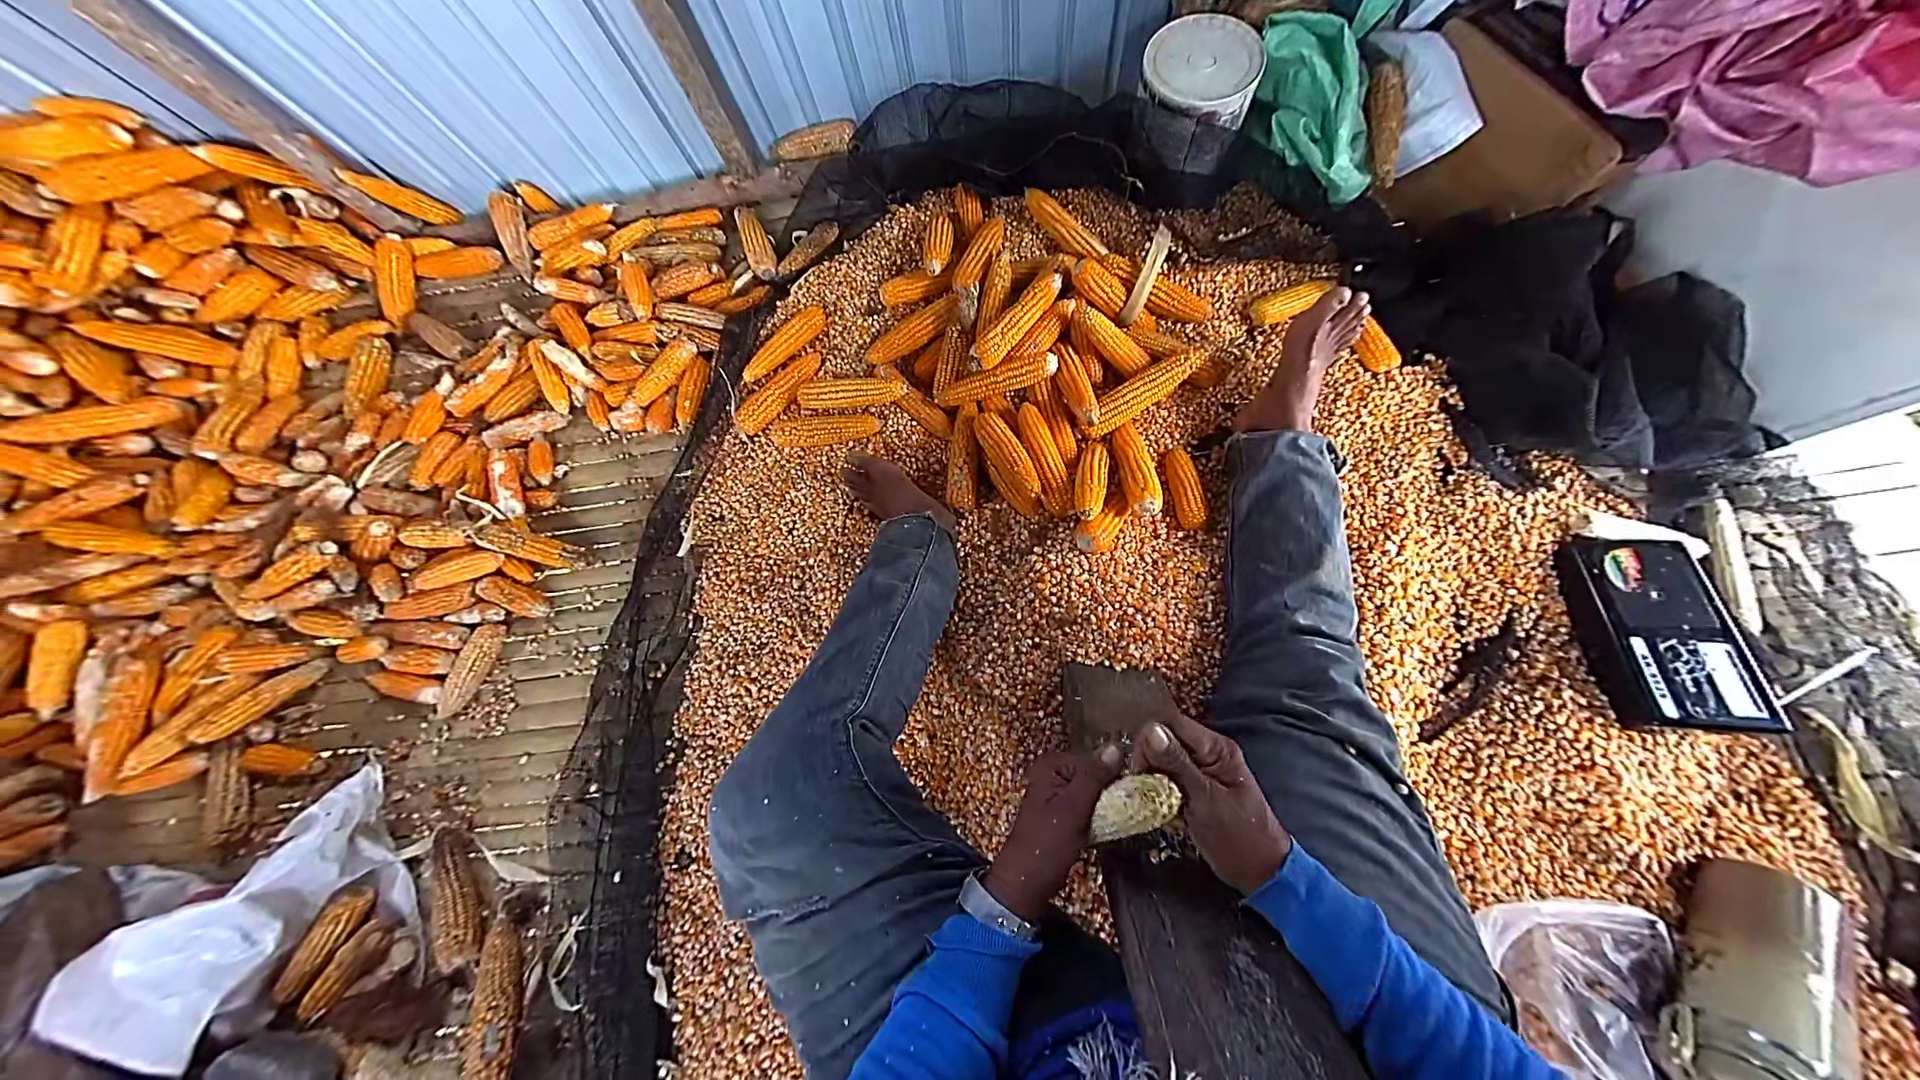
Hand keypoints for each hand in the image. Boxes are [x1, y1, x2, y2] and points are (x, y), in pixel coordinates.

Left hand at [983, 746, 1123, 921]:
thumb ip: (1094, 776)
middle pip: (1096, 775)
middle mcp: (1053, 774)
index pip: (1095, 759)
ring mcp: (1058, 795)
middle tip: (1129, 807)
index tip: (1133, 790)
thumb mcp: (1073, 807)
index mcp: (1051, 765)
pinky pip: (1091, 807)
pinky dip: (1101, 815)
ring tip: (1123, 817)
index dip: (1115, 774)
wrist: (1026, 885)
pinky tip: (1111, 826)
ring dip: (1109, 804)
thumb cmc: (1046, 845)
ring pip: (1095, 792)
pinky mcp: (1065, 815)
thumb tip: (1116, 747)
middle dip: (1112, 790)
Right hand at [1136, 713, 1292, 894]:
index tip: (1140, 767)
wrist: (1262, 875)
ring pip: (1162, 762)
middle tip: (1149, 791)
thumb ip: (1177, 763)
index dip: (1150, 740)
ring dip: (1154, 781)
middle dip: (1150, 763)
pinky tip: (1168, 813)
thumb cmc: (1239, 838)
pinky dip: (1161, 795)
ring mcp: (1202, 771)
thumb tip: (1151, 730)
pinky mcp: (1195, 789)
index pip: (1171, 723)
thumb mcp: (1205, 800)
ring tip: (1160, 805)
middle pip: (1163, 740)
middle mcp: (1208, 753)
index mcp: (1216, 748)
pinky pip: (1167, 780)